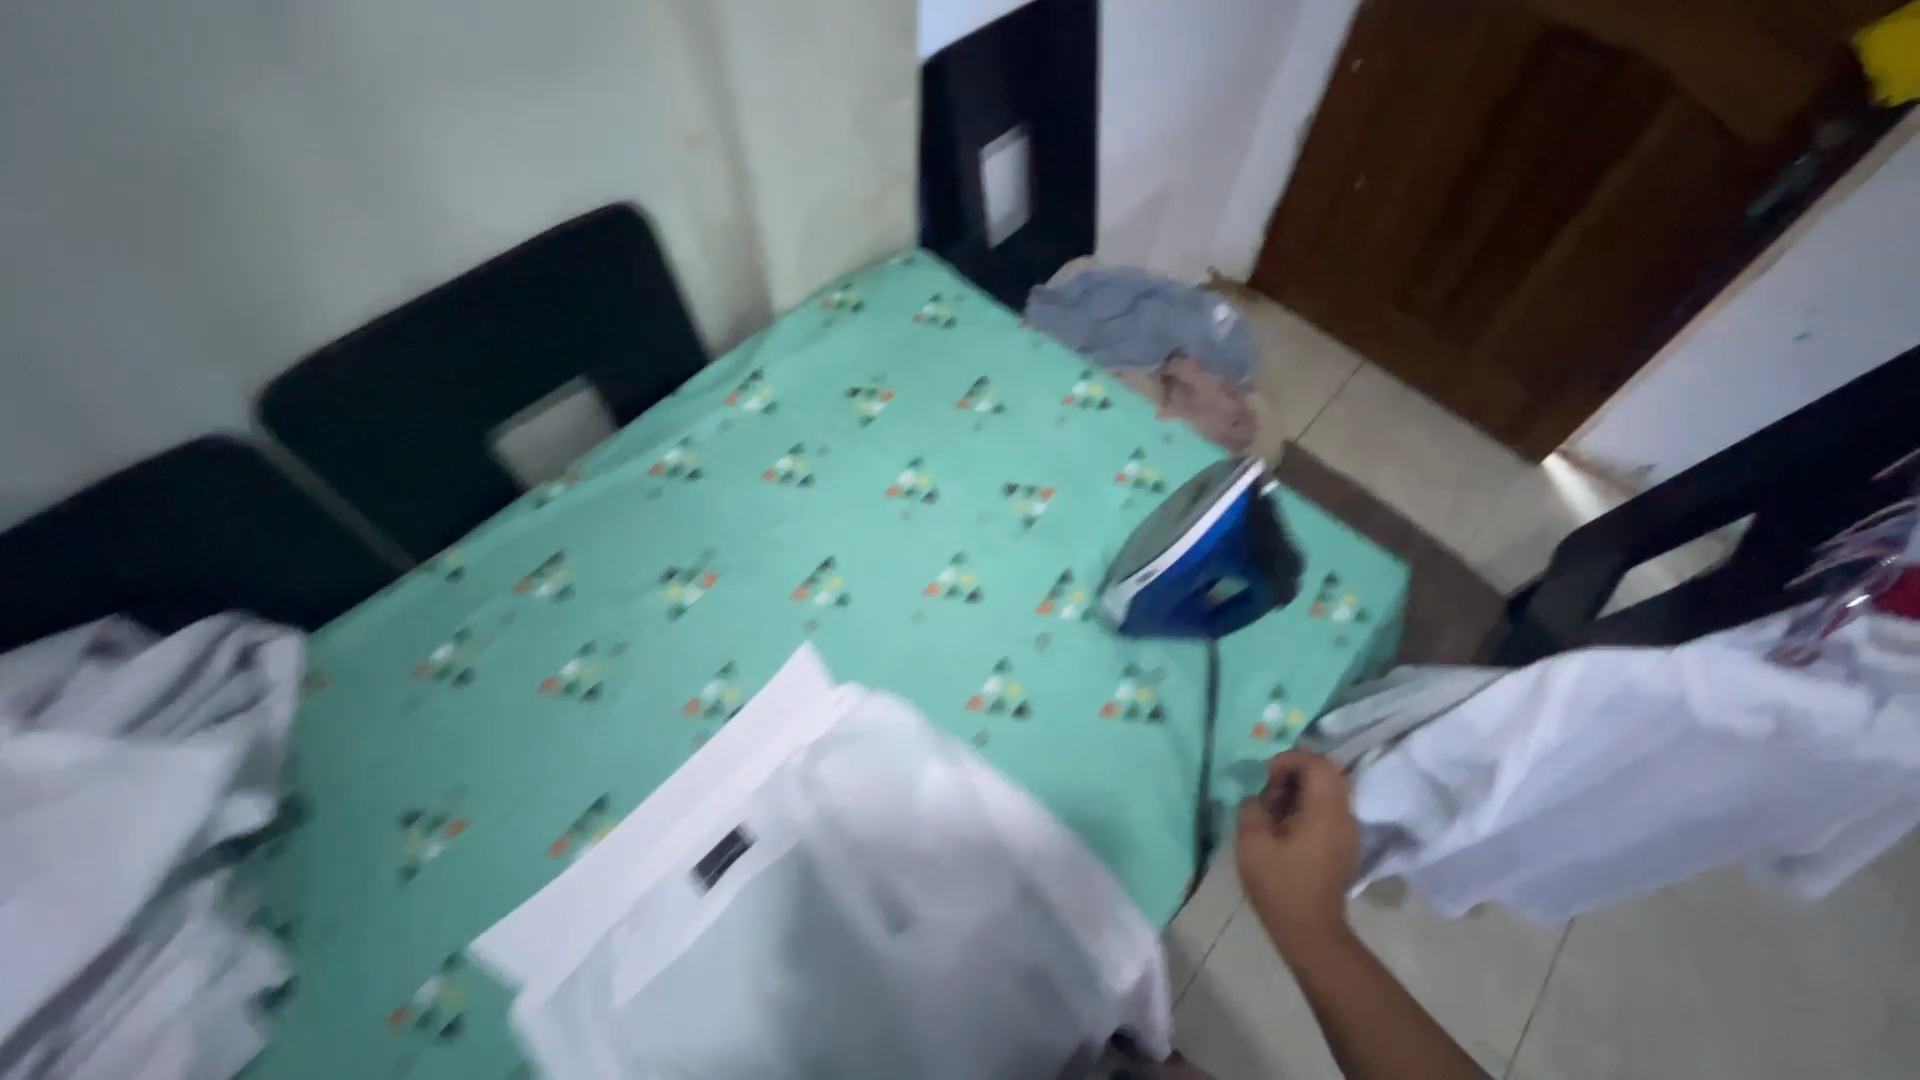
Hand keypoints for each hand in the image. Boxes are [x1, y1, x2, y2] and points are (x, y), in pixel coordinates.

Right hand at [1235, 750, 1358, 951]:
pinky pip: (1329, 810)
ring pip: (1329, 791)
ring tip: (1274, 809)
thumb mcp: (1251, 843)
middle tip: (1269, 790)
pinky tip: (1286, 827)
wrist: (1311, 932)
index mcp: (1325, 813)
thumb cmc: (1280, 886)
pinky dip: (1308, 805)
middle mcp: (1345, 817)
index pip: (1318, 764)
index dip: (1290, 759)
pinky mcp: (1344, 845)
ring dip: (1301, 789)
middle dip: (1295, 771)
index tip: (1266, 775)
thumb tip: (1259, 800)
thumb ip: (1252, 808)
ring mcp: (1348, 832)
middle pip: (1327, 773)